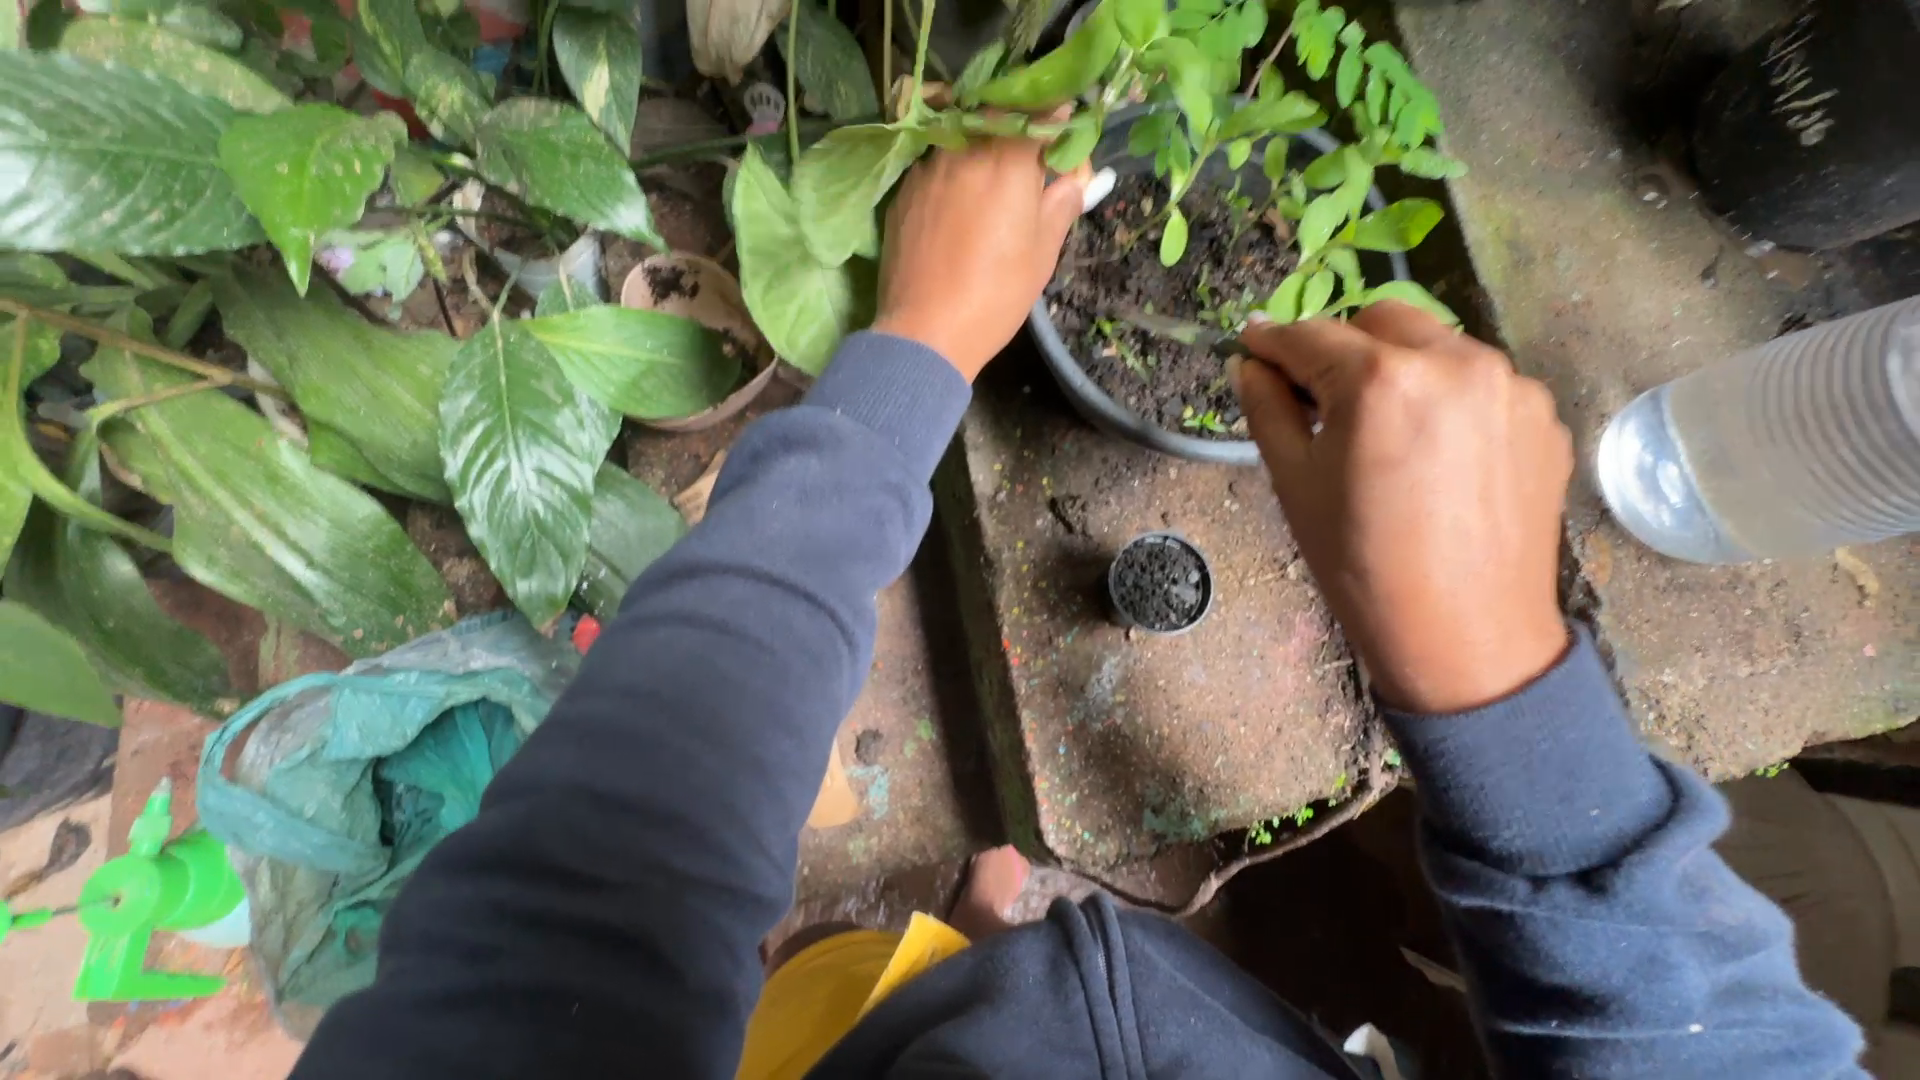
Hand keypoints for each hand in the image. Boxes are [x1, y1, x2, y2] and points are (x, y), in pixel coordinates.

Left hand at [872, 136, 1089, 380]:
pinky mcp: (904, 193)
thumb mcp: (1042, 255)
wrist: (926, 333)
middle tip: (1028, 160)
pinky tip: (957, 208)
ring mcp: (928, 170)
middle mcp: (965, 151)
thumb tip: (1074, 180)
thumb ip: (1061, 205)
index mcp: (1009, 161)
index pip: (1041, 111)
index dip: (1058, 118)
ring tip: (990, 185)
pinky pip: (935, 168)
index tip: (1066, 135)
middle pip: (997, 118)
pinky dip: (952, 176)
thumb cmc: (995, 296)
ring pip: (962, 140)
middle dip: (1018, 129)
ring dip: (981, 151)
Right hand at [1233, 302, 1573, 713]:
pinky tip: (1433, 456)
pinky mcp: (1542, 416)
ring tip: (1382, 432)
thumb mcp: (1293, 483)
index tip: (1251, 349)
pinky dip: (1443, 398)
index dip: (1272, 342)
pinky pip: (1478, 383)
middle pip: (1381, 319)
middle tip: (1319, 400)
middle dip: (1341, 346)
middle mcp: (1456, 361)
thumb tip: (1251, 364)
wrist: (1462, 634)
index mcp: (1382, 379)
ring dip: (1396, 367)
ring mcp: (1511, 386)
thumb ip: (1267, 408)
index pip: (1311, 335)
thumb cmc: (1359, 563)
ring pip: (1435, 345)